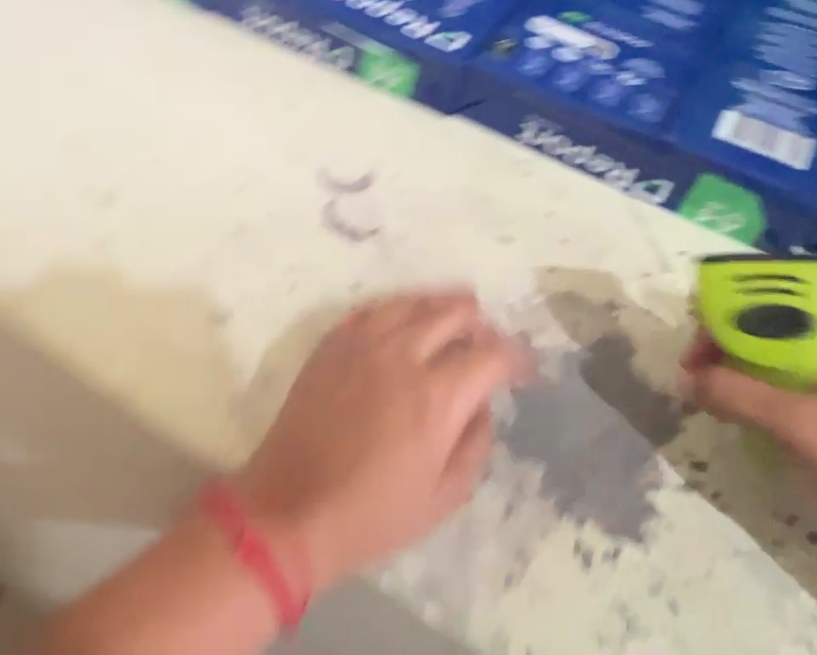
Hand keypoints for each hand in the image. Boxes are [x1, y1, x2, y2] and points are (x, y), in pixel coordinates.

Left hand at [233, 290, 531, 594]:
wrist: (292, 506)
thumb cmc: (373, 513)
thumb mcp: (444, 497)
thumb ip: (474, 445)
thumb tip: (481, 406)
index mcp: (436, 396)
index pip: (490, 354)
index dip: (516, 357)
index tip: (524, 370)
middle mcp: (400, 356)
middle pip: (451, 313)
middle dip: (480, 322)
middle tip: (488, 337)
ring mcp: (359, 345)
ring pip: (409, 303)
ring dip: (439, 305)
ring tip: (455, 312)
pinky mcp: (329, 346)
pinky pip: (369, 311)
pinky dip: (396, 309)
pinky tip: (402, 319)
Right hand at [679, 331, 816, 584]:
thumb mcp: (803, 428)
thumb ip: (737, 394)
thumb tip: (684, 379)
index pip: (778, 316)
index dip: (727, 328)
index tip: (692, 359)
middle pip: (778, 345)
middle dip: (730, 360)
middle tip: (695, 387)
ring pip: (784, 380)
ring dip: (744, 389)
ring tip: (711, 407)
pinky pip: (797, 410)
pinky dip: (765, 414)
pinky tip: (747, 431)